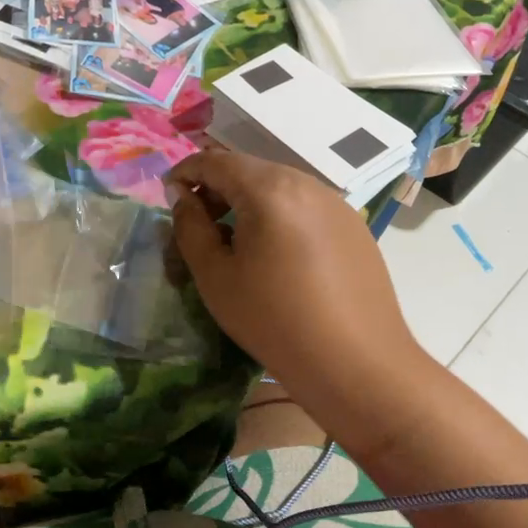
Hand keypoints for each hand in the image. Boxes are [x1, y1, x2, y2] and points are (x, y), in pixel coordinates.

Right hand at [167, 149, 428, 429]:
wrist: (359, 367)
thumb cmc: (275, 321)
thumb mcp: (215, 276)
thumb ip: (190, 226)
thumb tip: (184, 196)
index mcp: (268, 189)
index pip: (215, 161)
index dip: (185, 172)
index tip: (169, 195)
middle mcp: (305, 183)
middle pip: (248, 168)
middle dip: (217, 186)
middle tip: (198, 219)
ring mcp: (335, 203)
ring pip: (277, 185)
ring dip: (248, 199)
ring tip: (234, 238)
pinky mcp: (353, 225)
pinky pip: (304, 205)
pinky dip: (278, 214)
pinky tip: (275, 254)